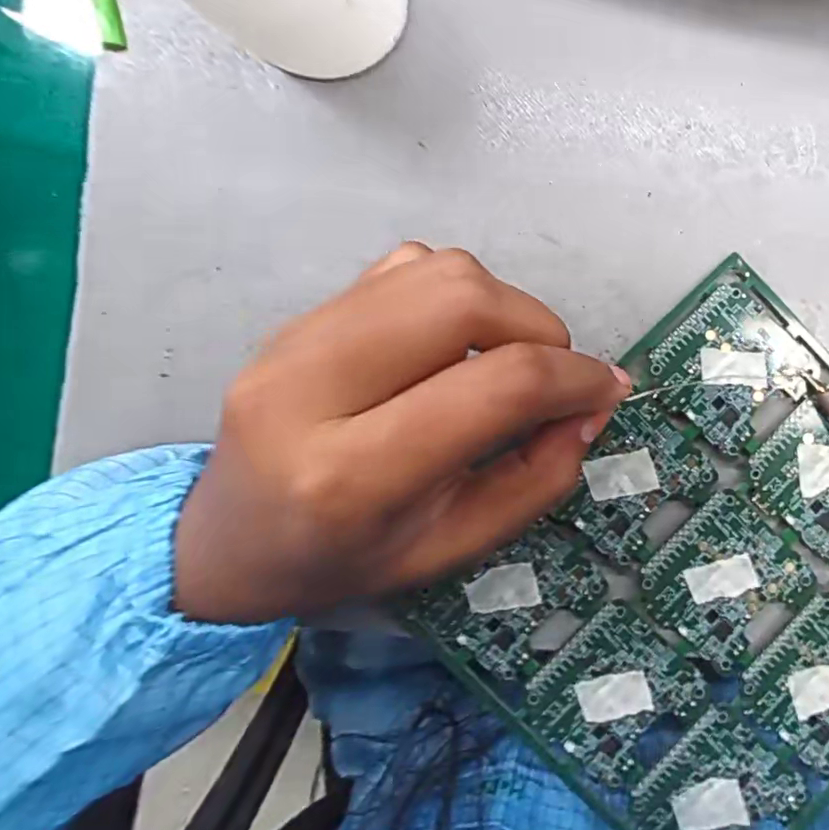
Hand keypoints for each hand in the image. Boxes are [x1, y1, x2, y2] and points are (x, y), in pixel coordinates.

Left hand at [173, 243, 629, 623]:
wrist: (223, 541)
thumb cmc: (339, 561)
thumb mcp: (451, 548)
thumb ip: (536, 478)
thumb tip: (590, 406)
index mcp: (352, 474)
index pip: (495, 385)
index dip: (572, 378)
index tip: (605, 390)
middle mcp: (313, 385)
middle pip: (464, 299)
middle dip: (538, 326)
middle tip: (551, 373)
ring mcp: (297, 336)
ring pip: (439, 270)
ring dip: (501, 305)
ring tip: (503, 358)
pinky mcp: (301, 313)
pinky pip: (405, 268)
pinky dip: (454, 293)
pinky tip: (450, 344)